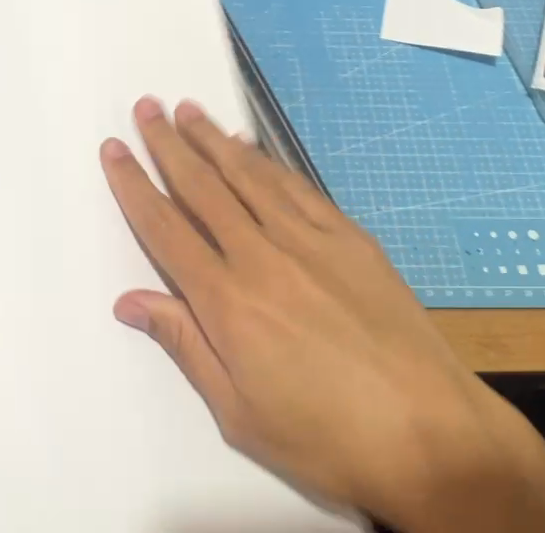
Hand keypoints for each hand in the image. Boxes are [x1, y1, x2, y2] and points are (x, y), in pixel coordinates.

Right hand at [100, 98, 544, 532]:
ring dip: (213, 140)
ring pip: (248, 176)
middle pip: (203, 188)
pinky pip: (296, 186)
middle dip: (168, 145)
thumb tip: (129, 302)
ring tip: (188, 110)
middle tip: (146, 108)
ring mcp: (310, 240)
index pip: (166, 230)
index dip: (135, 186)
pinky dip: (266, 161)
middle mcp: (262, 256)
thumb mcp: (239, 412)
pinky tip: (250, 146)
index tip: (114, 151)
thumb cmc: (326, 437)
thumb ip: (185, 345)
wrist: (429, 433)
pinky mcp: (349, 237)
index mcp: (227, 302)